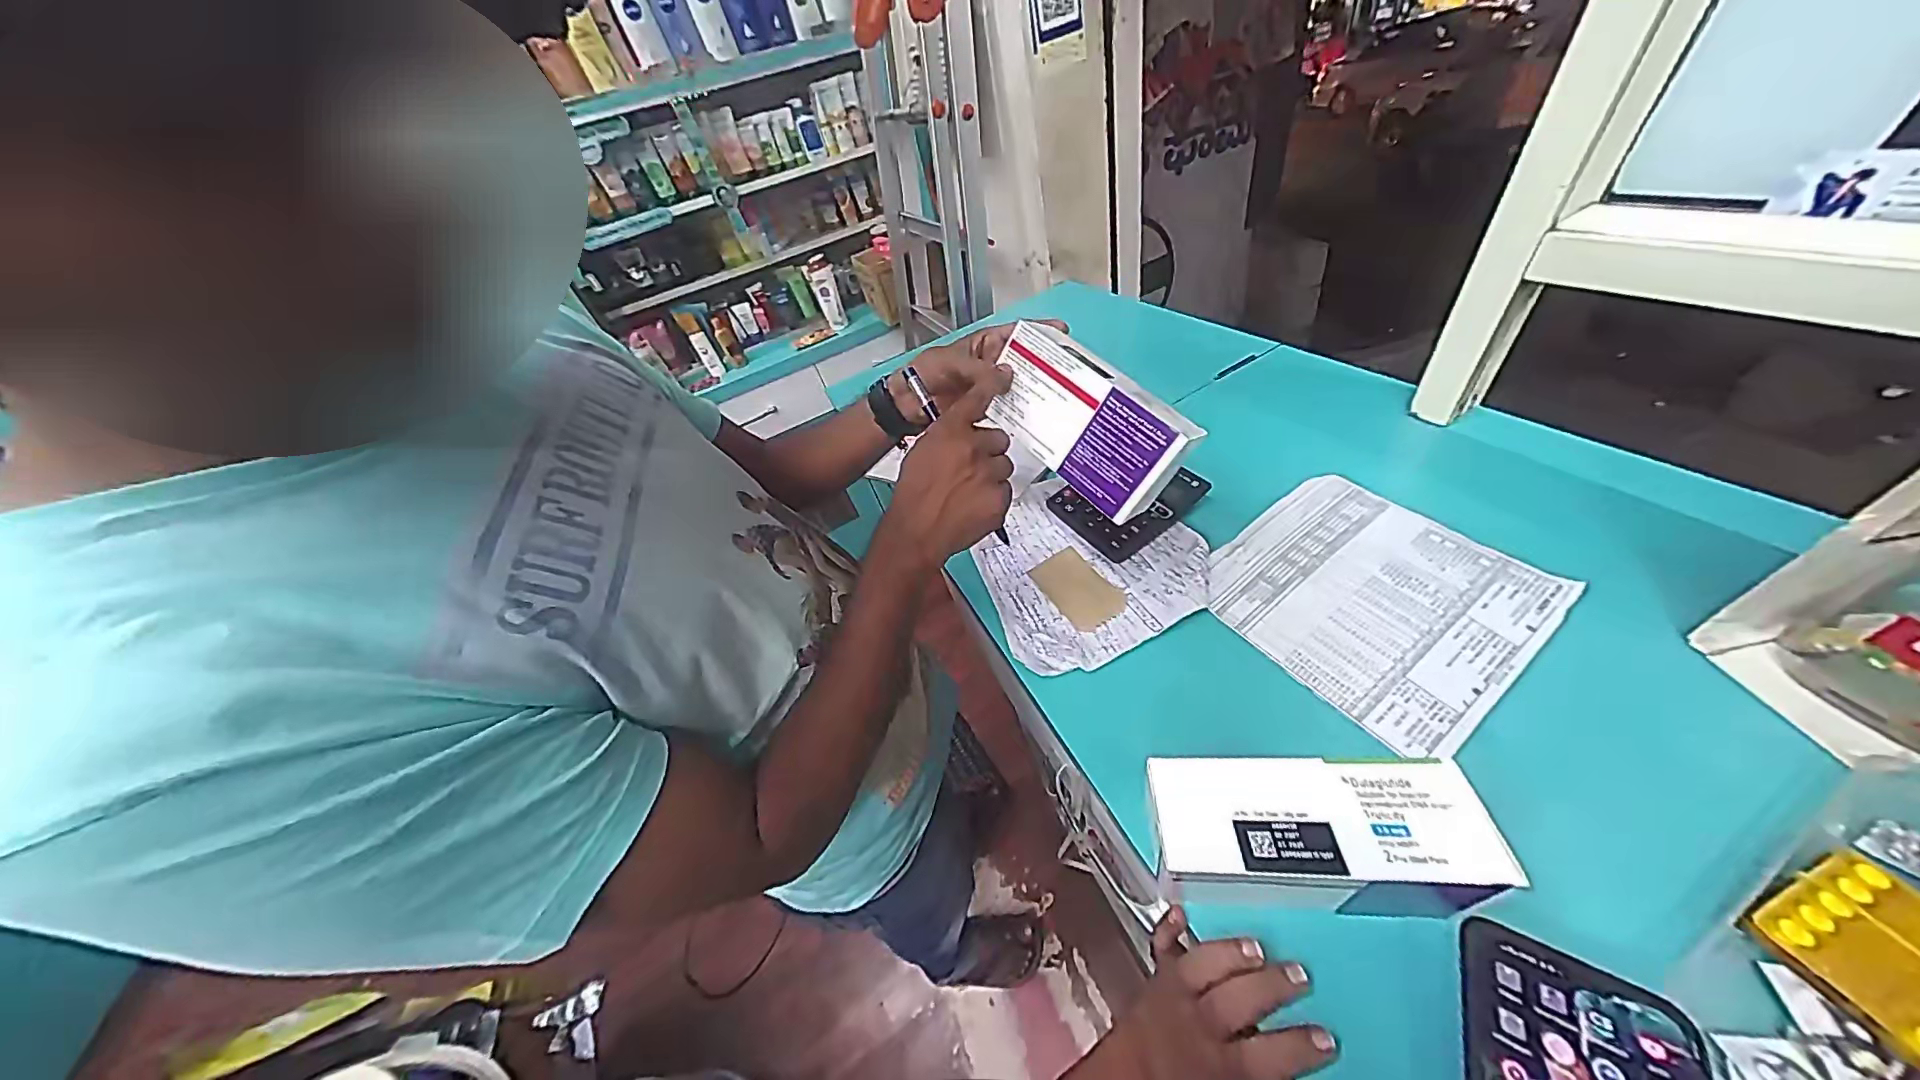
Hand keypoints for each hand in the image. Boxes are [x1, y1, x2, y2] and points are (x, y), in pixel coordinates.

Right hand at [878, 371, 1014, 565]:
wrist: (918, 531)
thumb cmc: (913, 493)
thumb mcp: (921, 452)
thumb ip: (944, 436)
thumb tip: (959, 431)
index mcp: (951, 434)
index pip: (976, 400)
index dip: (990, 385)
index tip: (1002, 376)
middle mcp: (974, 450)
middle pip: (998, 439)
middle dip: (988, 450)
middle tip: (971, 466)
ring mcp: (990, 476)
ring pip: (1003, 466)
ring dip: (992, 474)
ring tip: (970, 489)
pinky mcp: (1000, 500)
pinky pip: (1004, 491)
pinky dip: (993, 497)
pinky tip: (974, 504)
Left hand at [895, 318, 1070, 421]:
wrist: (907, 403)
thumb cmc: (925, 373)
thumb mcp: (953, 363)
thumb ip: (980, 370)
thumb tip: (1008, 375)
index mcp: (985, 345)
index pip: (1017, 333)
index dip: (1039, 332)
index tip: (1061, 332)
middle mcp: (992, 365)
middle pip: (1025, 363)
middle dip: (1045, 366)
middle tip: (1068, 372)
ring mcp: (990, 389)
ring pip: (1019, 388)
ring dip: (1035, 392)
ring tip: (1059, 396)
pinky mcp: (987, 411)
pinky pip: (1008, 410)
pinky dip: (1020, 414)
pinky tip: (1036, 418)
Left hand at [1064, 906, 1334, 1079]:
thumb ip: (1258, 1068)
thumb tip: (1291, 1068)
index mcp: (1221, 1065)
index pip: (1269, 1056)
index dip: (1299, 1046)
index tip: (1325, 1038)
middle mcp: (1196, 1026)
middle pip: (1238, 1000)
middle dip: (1270, 985)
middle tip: (1300, 974)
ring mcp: (1172, 998)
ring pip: (1202, 967)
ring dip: (1228, 953)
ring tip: (1256, 945)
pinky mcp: (1154, 981)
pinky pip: (1159, 950)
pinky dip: (1168, 928)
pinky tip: (1179, 912)